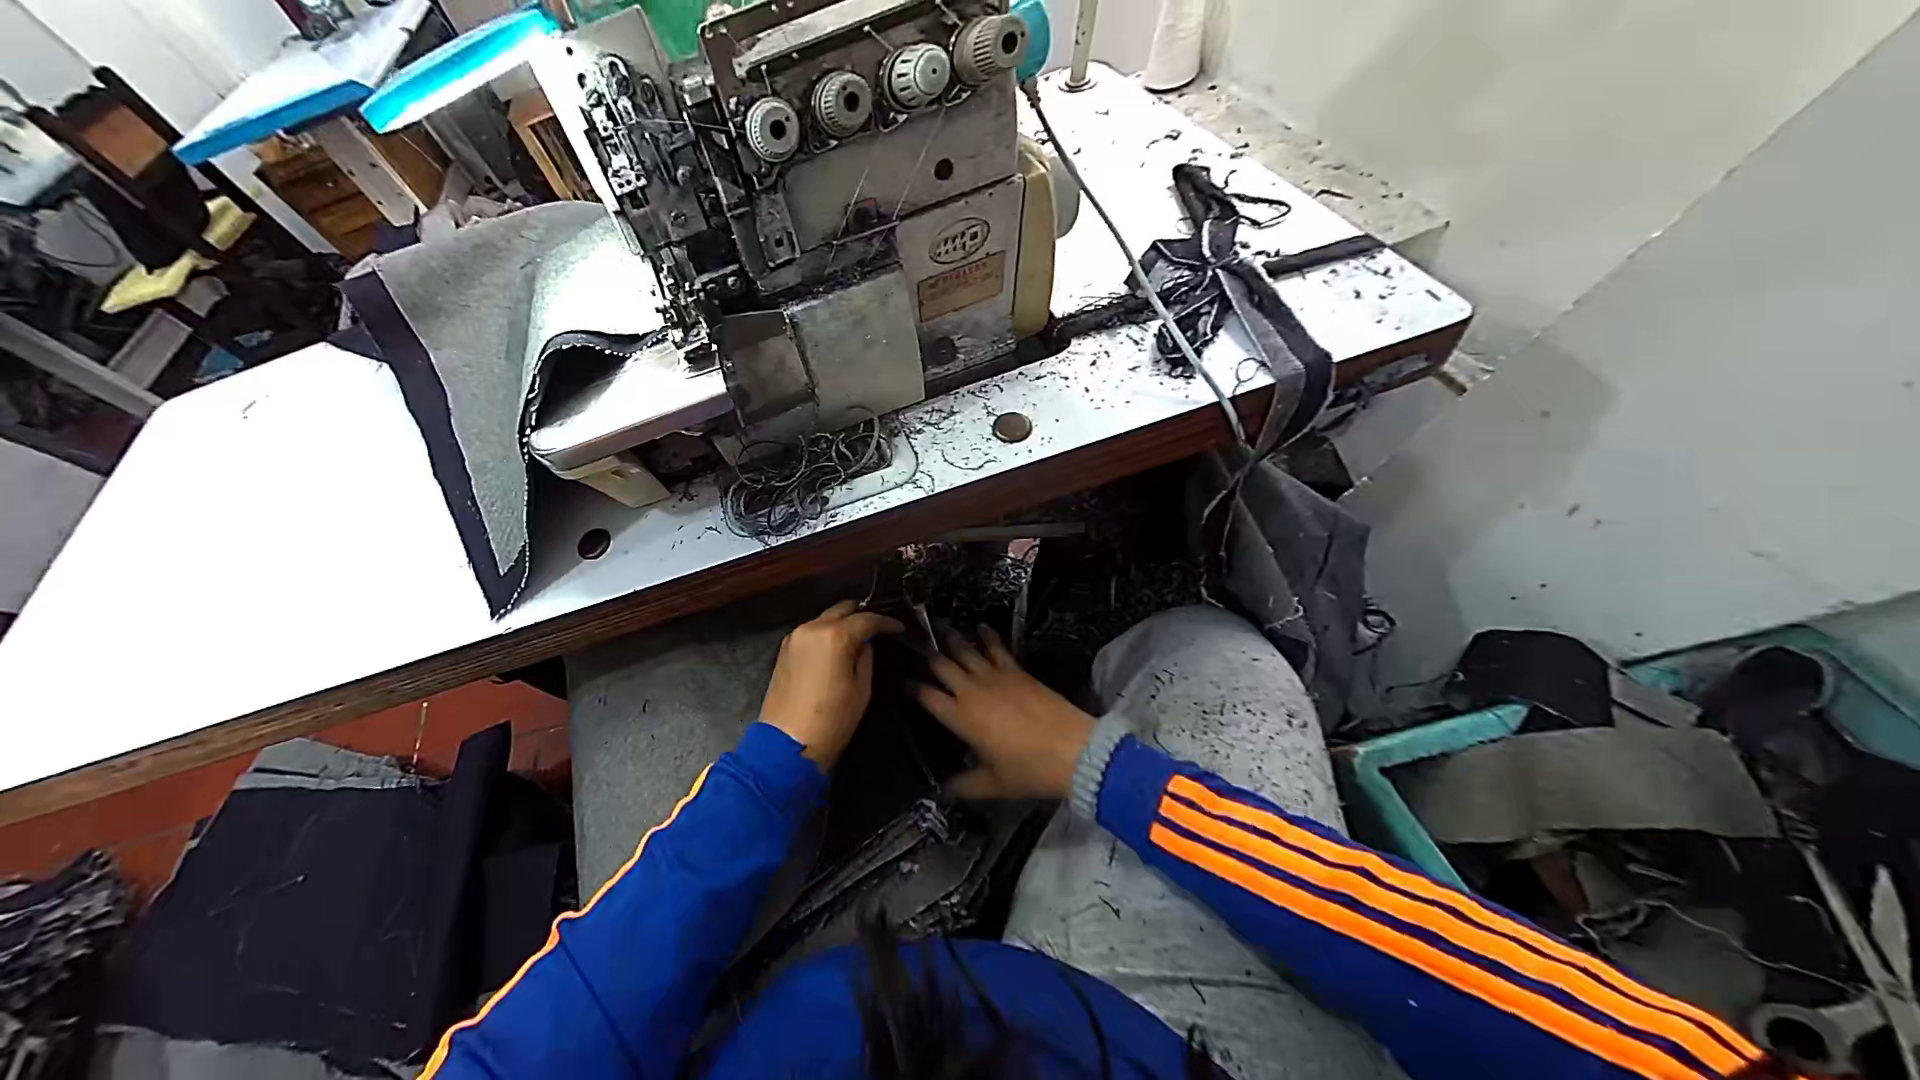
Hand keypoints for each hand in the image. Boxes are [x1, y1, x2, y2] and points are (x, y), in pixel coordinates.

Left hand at [760, 600, 903, 769]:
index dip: (886, 622)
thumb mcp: (862, 687)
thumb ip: (866, 656)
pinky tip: (837, 646)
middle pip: (842, 609)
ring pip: (825, 618)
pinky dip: (827, 632)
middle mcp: (812, 628)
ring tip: (859, 636)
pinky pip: (811, 631)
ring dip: (842, 622)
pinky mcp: (784, 649)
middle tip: (878, 628)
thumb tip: (865, 643)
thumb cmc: (833, 719)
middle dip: (862, 614)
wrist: (788, 744)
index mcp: (834, 635)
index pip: (867, 618)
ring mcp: (794, 637)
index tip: (898, 629)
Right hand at [913, 625, 1096, 799]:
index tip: (903, 682)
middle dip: (928, 656)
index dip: (912, 688)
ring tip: (941, 626)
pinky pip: (998, 648)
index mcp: (961, 718)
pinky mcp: (1018, 671)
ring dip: (953, 639)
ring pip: (967, 651)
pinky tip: (982, 626)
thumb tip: (944, 790)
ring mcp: (996, 677)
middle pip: (943, 666)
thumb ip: (965, 784)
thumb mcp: (993, 784)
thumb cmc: (1028, 770)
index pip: (928, 697)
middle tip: (916, 644)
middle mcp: (972, 691)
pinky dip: (988, 636)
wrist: (1071, 750)